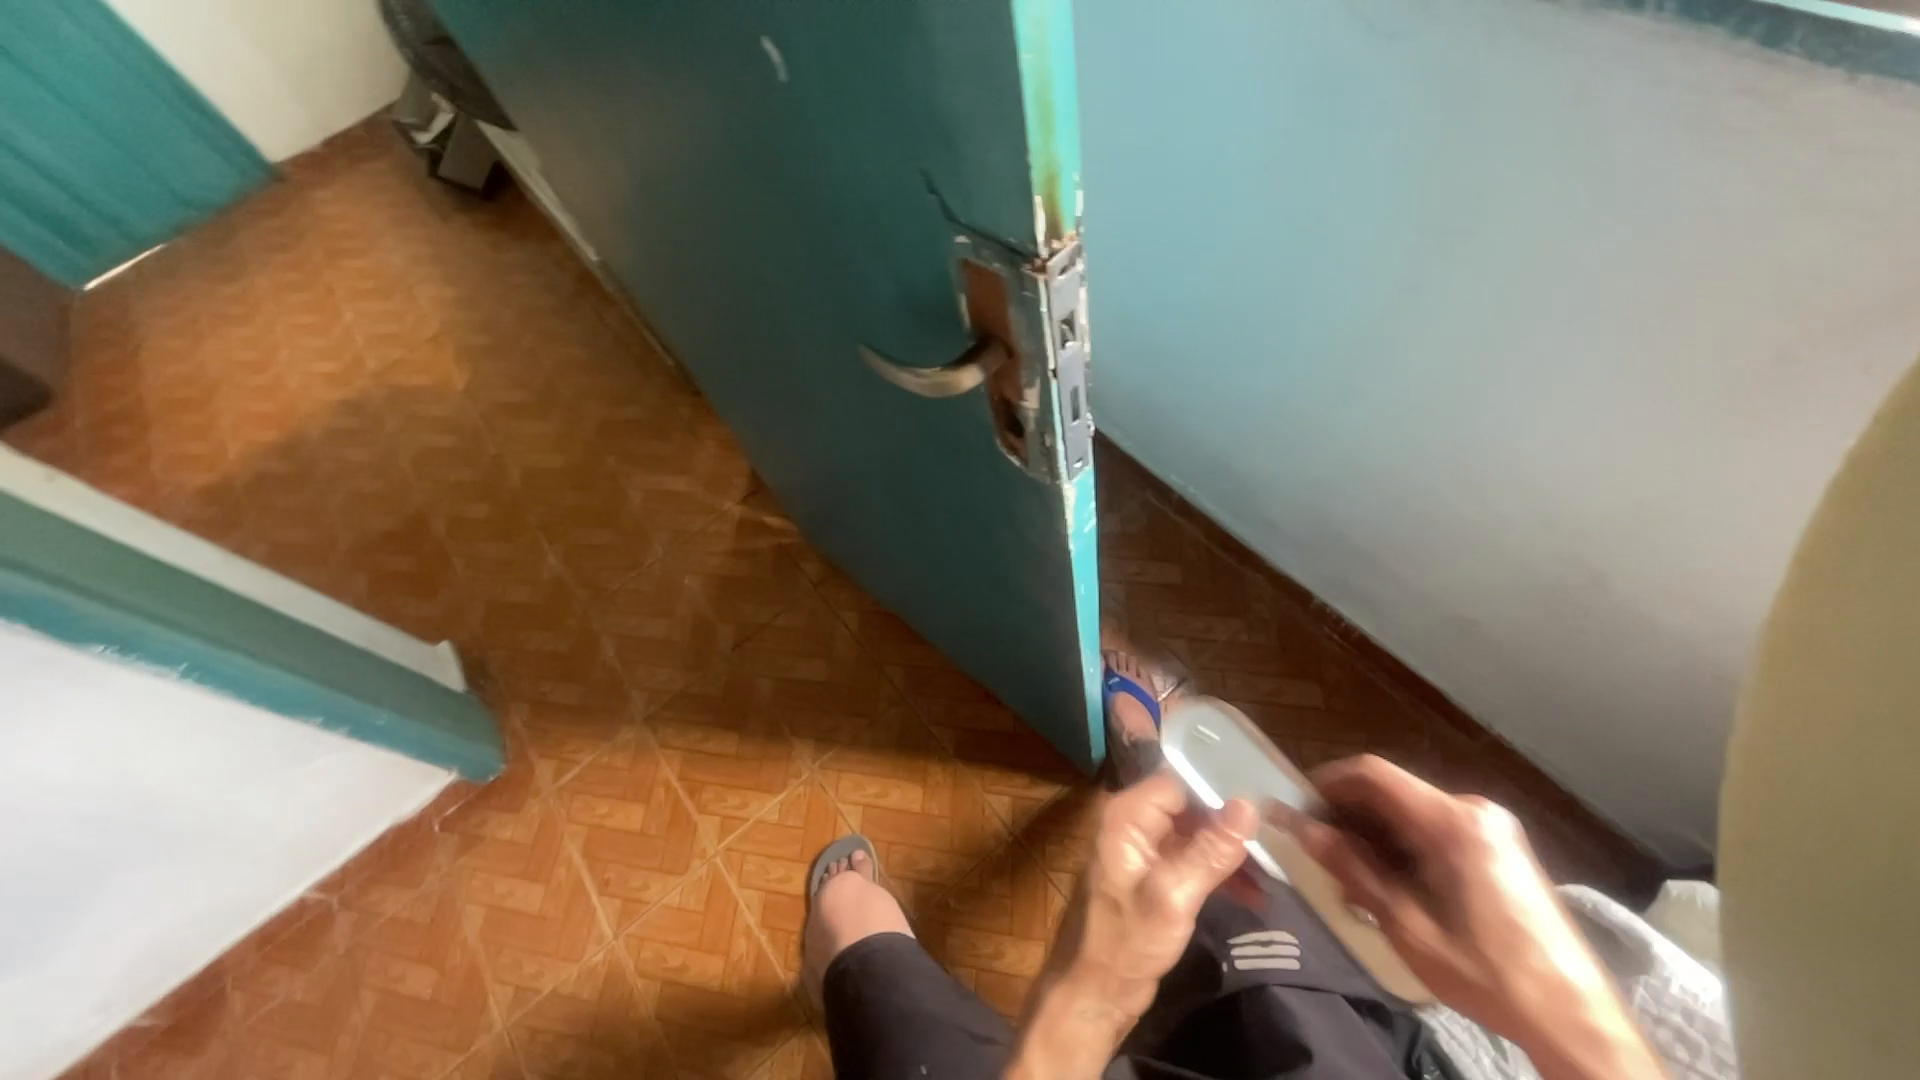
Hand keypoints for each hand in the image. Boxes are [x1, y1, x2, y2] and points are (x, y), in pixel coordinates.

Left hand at [1006, 770, 1255, 1079]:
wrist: (1094, 993)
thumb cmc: (1126, 940)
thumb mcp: (1174, 895)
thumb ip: (1210, 850)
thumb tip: (1247, 805)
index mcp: (1128, 815)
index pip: (1179, 779)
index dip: (1218, 787)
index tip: (1264, 798)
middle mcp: (1133, 823)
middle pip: (1190, 805)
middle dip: (1231, 823)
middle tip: (1278, 836)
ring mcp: (1144, 850)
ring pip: (1195, 834)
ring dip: (1230, 853)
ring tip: (1274, 872)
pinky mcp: (1154, 876)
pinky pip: (1192, 860)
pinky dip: (1219, 873)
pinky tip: (1255, 894)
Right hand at [1298, 756, 1663, 1079]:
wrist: (1577, 1018)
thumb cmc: (1487, 972)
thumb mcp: (1407, 924)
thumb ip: (1353, 868)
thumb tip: (1303, 828)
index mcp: (1451, 821)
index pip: (1371, 773)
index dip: (1326, 784)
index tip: (1297, 811)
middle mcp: (1473, 810)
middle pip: (1390, 792)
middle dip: (1348, 819)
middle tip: (1321, 858)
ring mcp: (1491, 828)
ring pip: (1410, 812)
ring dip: (1374, 837)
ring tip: (1354, 885)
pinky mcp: (1500, 847)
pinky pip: (1435, 830)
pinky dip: (1404, 848)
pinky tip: (1393, 889)